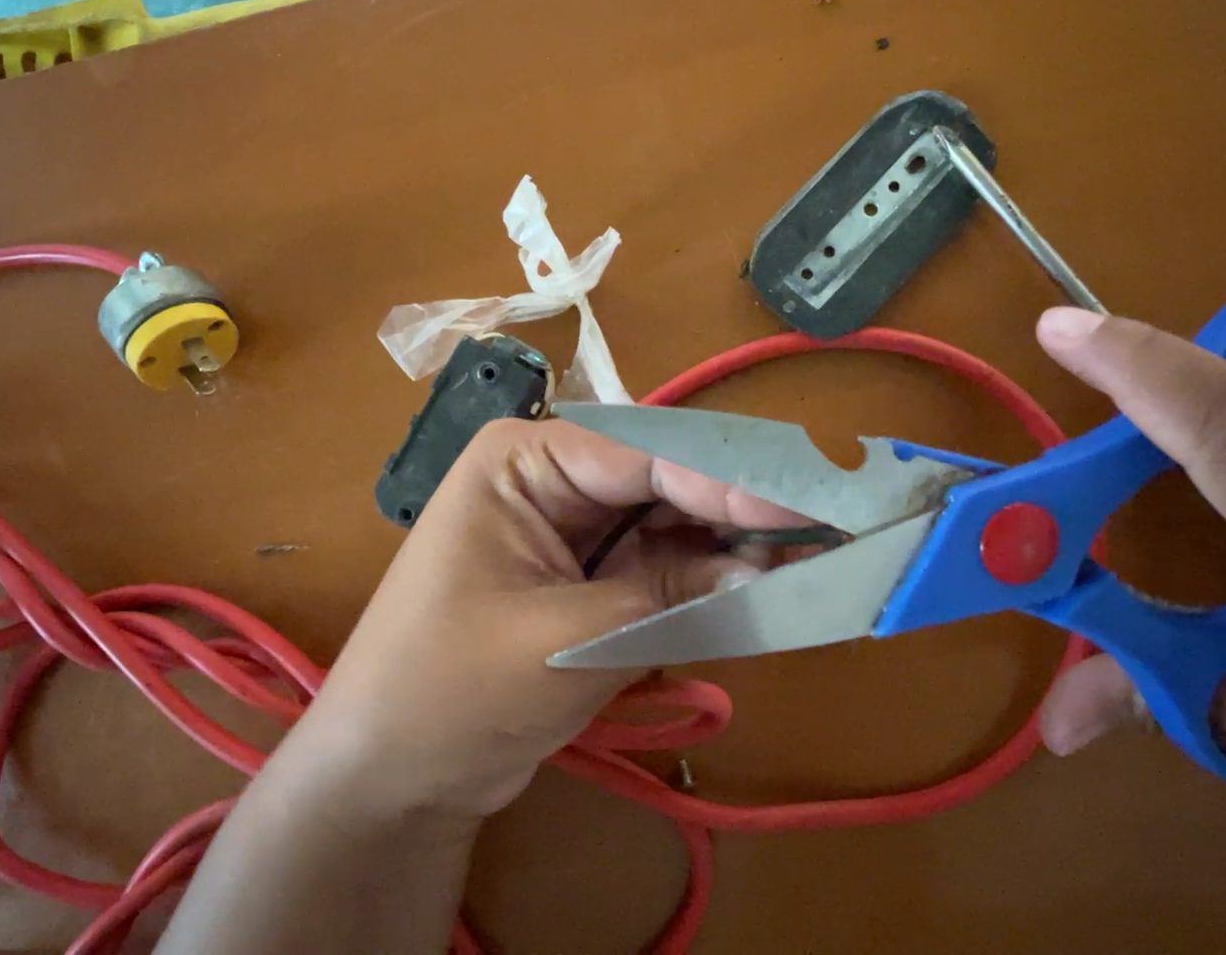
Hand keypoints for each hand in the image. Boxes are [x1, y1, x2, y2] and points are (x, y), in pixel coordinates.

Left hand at [280, 417, 796, 822]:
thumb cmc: (450, 690)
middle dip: (742, 504)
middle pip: (668, 477)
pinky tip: (763, 583)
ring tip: (816, 553)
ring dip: (734, 542)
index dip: (731, 476)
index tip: (810, 502)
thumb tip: (766, 568)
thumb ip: (668, 596)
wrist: (392, 774)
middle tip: (832, 521)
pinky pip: (662, 563)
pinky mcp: (593, 576)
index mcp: (525, 458)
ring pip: (674, 519)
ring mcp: (576, 527)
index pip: (647, 453)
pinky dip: (708, 577)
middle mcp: (555, 475)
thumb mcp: (562, 638)